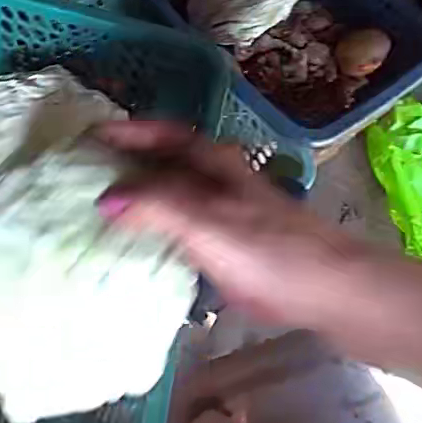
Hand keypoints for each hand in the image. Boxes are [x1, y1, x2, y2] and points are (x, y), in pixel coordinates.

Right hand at [91, 120, 373, 329]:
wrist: (335, 292)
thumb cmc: (271, 250)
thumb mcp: (208, 223)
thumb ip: (156, 206)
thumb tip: (103, 198)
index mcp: (215, 164)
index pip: (164, 134)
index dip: (128, 130)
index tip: (91, 134)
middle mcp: (218, 180)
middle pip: (166, 160)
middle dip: (127, 160)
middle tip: (86, 169)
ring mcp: (225, 212)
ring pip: (173, 193)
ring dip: (140, 194)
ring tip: (101, 206)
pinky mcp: (230, 243)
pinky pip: (181, 225)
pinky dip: (155, 227)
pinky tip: (139, 246)